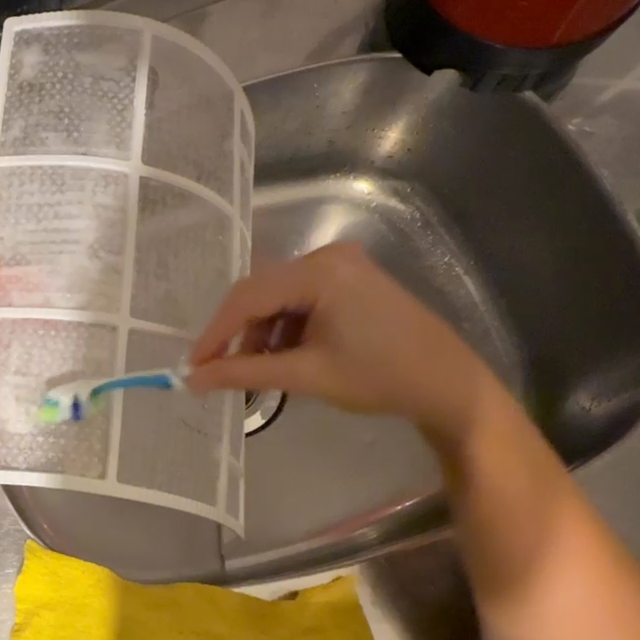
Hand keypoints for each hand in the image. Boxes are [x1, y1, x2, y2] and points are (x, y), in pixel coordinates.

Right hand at [185, 243, 497, 437]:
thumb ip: (243, 373)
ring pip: (277, 297)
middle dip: (236, 334)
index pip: (248, 297)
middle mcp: (329, 257)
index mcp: (320, 272)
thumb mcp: (304, 376)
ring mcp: (342, 265)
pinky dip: (283, 328)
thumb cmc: (378, 377)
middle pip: (260, 292)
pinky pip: (299, 298)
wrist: (447, 383)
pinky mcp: (351, 279)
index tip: (192, 367)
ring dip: (260, 334)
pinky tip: (283, 357)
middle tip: (216, 372)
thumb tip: (192, 380)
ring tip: (255, 372)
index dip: (215, 333)